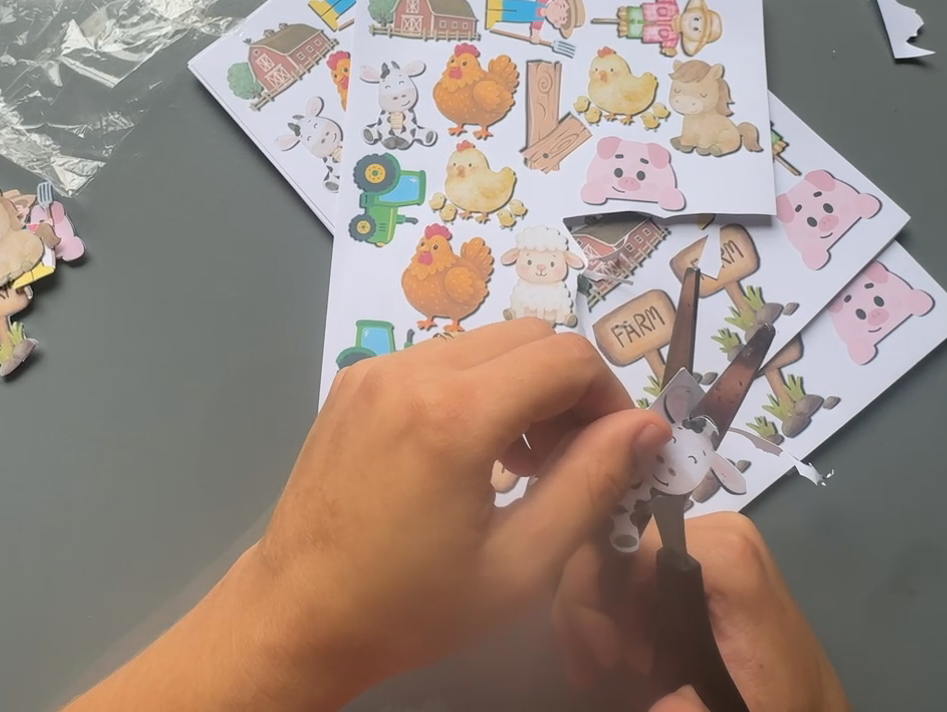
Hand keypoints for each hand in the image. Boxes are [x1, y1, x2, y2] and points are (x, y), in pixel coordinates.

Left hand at [230, 319, 670, 705]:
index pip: (566, 357)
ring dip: (519, 385)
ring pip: (482, 343)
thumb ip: (592, 482)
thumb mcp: (521, 563)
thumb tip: (648, 426)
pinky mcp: (354, 377)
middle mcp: (412, 368)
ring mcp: (376, 366)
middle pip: (526, 336)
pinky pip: (436, 357)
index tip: (613, 448)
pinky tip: (466, 447)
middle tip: (565, 457)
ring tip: (517, 460)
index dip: (608, 395)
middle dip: (566, 387)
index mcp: (455, 412)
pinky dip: (472, 384)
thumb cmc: (412, 604)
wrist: (299, 609)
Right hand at [553, 512, 849, 711]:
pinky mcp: (701, 543)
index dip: (597, 592)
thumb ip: (695, 710)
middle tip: (592, 662)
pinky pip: (633, 555)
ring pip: (616, 548)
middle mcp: (716, 525)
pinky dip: (616, 597)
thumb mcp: (739, 710)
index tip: (602, 655)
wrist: (813, 705)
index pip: (627, 544)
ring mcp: (707, 529)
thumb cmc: (779, 703)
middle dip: (590, 602)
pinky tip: (623, 643)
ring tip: (607, 660)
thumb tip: (659, 708)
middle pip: (616, 543)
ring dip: (598, 604)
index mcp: (728, 554)